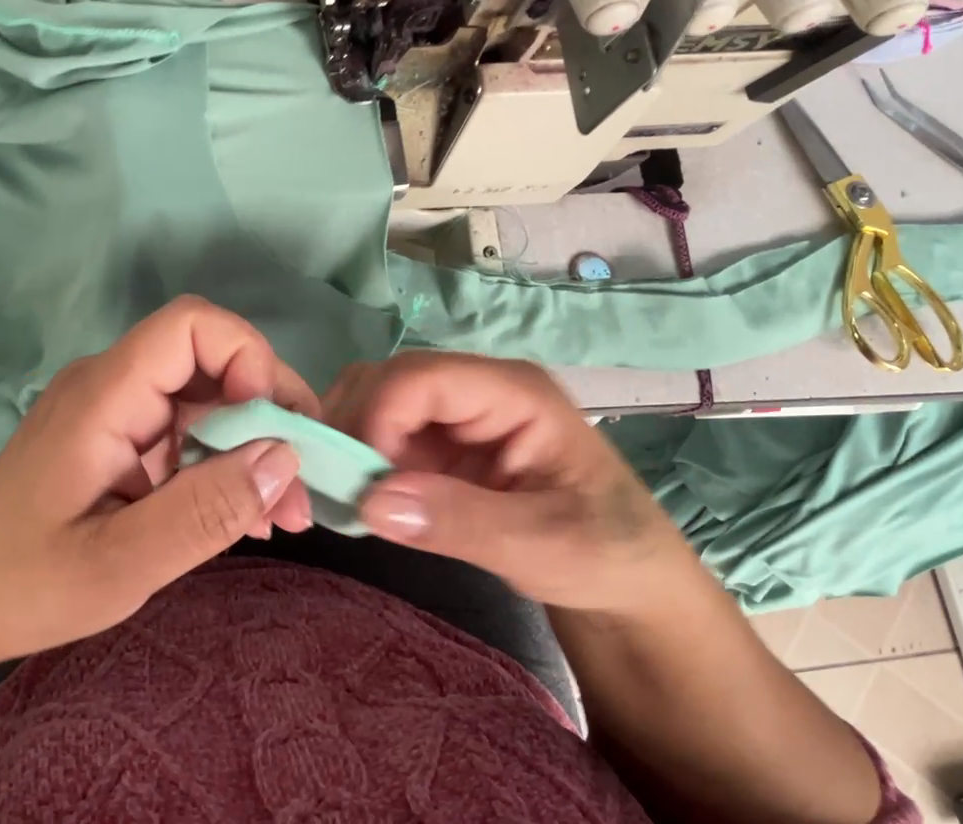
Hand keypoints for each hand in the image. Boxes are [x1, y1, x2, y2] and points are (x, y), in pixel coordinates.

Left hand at [0, 296, 317, 681]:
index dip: (248, 357)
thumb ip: (206, 510)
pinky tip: (246, 515)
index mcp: (102, 396)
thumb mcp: (122, 563)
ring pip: (201, 399)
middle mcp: (108, 387)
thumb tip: (285, 457)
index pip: (191, 325)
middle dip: (267, 411)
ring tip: (287, 515)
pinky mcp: (113, 442)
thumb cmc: (25, 586)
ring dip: (250, 445)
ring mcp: (109, 413)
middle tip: (305, 485)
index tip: (278, 430)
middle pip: (206, 359)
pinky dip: (220, 465)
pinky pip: (180, 432)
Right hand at [324, 353, 700, 613]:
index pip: (421, 378)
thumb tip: (370, 501)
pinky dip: (357, 461)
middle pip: (387, 379)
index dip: (376, 417)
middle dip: (351, 426)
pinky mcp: (439, 446)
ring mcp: (455, 417)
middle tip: (334, 488)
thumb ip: (461, 522)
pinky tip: (357, 498)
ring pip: (374, 402)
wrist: (627, 584)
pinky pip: (380, 436)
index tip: (359, 482)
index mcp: (513, 393)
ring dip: (348, 442)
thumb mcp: (545, 547)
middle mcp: (476, 390)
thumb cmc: (607, 556)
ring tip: (343, 495)